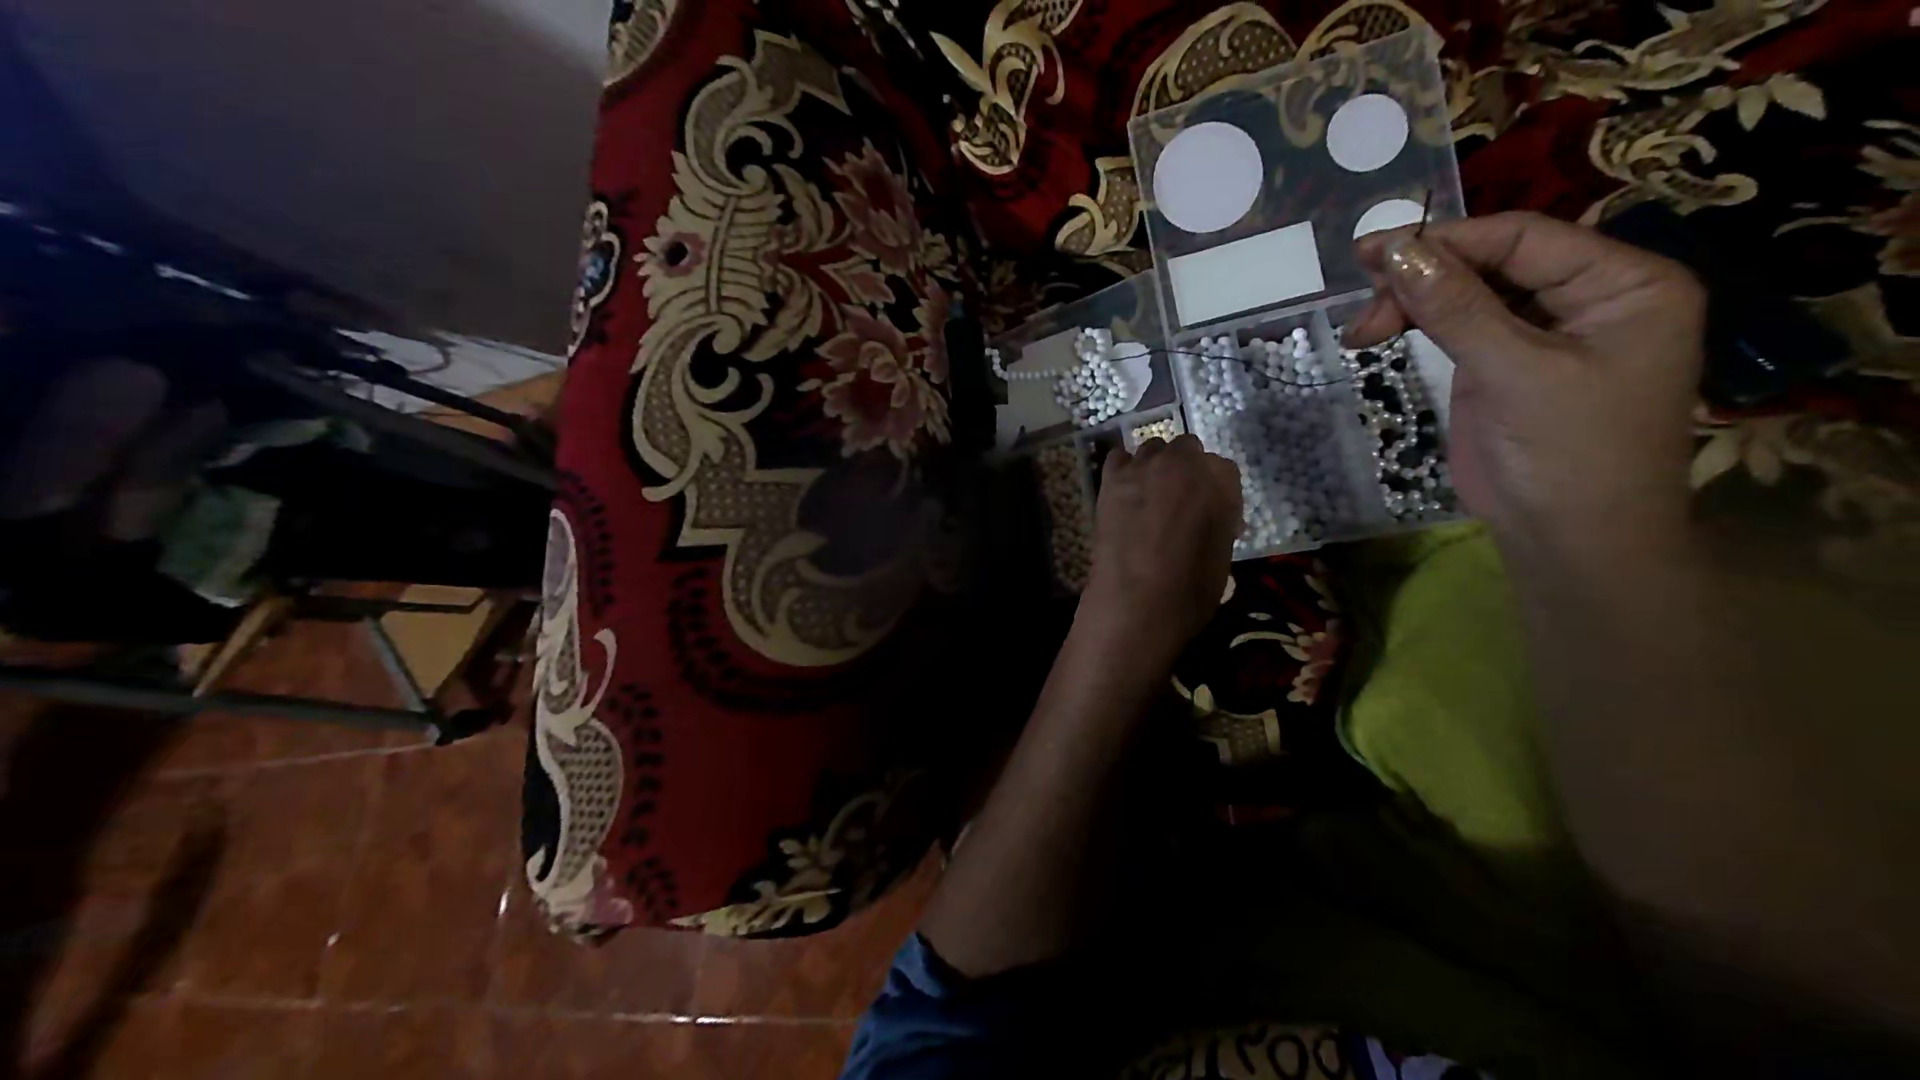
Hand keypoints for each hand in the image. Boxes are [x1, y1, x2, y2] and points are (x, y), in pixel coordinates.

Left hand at [1078, 434, 1240, 661]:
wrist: (1138, 599)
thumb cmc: (1191, 588)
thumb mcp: (1223, 555)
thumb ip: (1220, 523)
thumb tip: (1214, 521)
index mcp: (1222, 482)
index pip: (1224, 469)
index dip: (1216, 489)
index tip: (1209, 509)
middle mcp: (1185, 463)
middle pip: (1187, 448)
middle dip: (1186, 468)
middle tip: (1179, 499)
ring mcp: (1146, 467)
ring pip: (1153, 448)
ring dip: (1155, 465)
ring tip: (1149, 494)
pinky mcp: (1112, 479)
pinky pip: (1118, 458)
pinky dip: (1123, 469)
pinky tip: (1124, 491)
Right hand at [1347, 212, 1705, 564]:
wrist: (1567, 538)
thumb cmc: (1567, 454)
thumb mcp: (1515, 373)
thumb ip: (1457, 308)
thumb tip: (1396, 250)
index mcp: (1625, 284)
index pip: (1526, 239)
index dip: (1448, 241)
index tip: (1374, 253)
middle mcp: (1588, 297)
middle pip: (1493, 262)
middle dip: (1424, 277)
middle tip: (1361, 302)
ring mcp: (1542, 332)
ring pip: (1468, 294)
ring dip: (1411, 304)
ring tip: (1362, 331)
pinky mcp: (1504, 364)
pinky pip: (1458, 327)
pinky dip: (1418, 326)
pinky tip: (1381, 333)